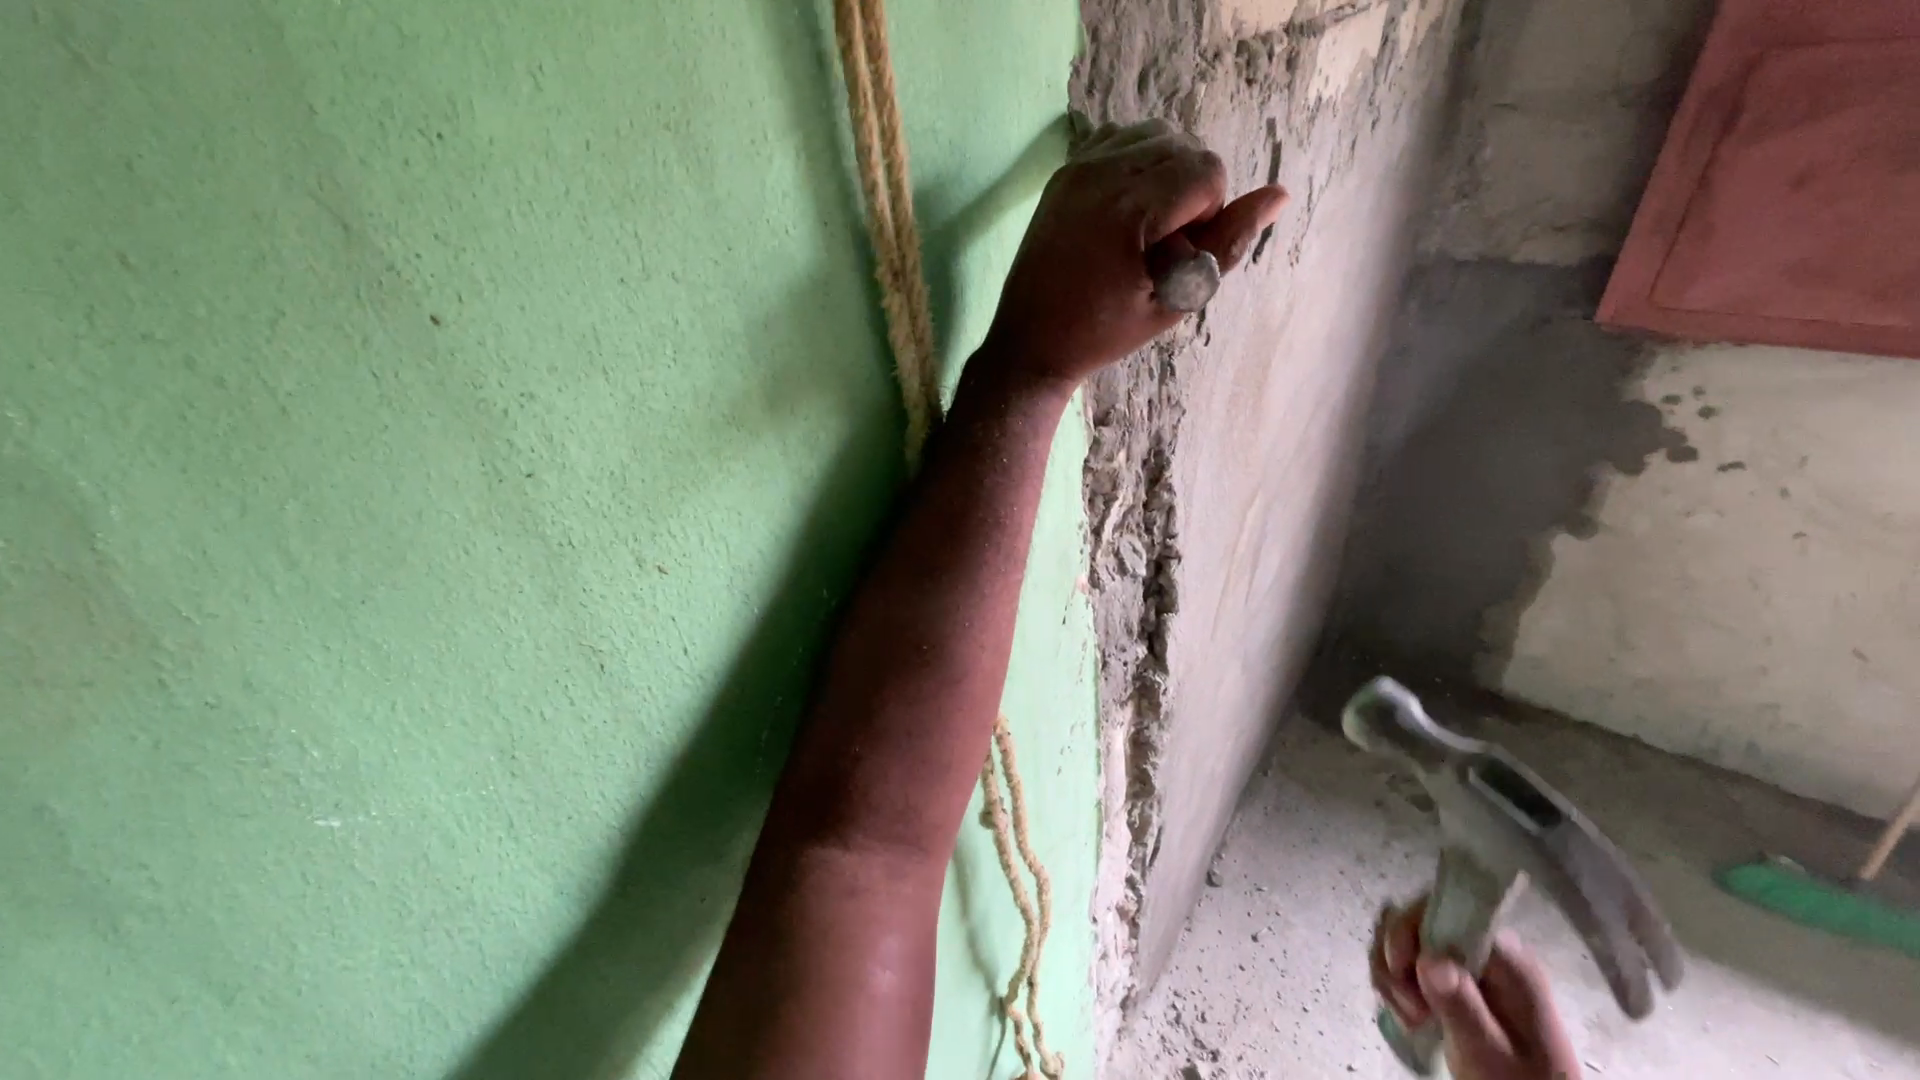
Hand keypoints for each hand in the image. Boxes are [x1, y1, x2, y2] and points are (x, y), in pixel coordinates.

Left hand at [983, 118, 1286, 385]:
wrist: (1030, 341)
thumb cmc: (1103, 333)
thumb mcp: (1174, 301)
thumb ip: (1225, 245)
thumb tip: (1278, 195)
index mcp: (1129, 210)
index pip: (1208, 171)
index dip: (1208, 214)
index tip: (1179, 253)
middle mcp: (1100, 175)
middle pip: (1185, 146)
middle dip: (1190, 191)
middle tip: (1162, 245)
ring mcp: (1077, 167)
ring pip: (1156, 134)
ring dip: (1167, 172)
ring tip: (1147, 225)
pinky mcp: (1064, 170)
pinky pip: (1120, 136)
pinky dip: (1136, 160)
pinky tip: (1126, 206)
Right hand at [1372, 900, 1581, 1079]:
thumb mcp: (1491, 1054)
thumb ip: (1463, 1007)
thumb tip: (1428, 959)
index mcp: (1505, 957)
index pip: (1447, 910)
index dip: (1412, 928)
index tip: (1401, 969)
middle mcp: (1483, 949)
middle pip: (1417, 921)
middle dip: (1398, 958)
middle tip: (1410, 1007)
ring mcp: (1465, 962)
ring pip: (1405, 941)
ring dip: (1393, 975)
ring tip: (1412, 1018)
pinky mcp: (1451, 978)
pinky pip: (1405, 961)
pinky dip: (1396, 985)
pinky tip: (1409, 1017)